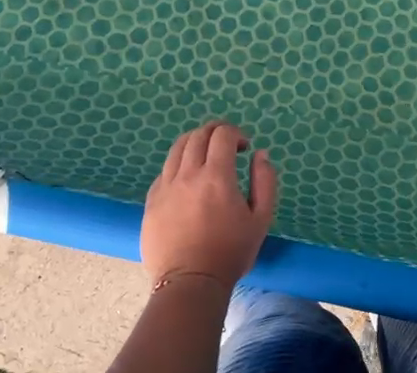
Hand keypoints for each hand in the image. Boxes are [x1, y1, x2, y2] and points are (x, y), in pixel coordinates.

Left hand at [141, 120, 278, 288]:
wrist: (190, 284)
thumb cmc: (230, 253)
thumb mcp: (261, 219)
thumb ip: (265, 181)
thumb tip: (260, 154)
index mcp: (217, 176)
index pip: (222, 134)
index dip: (236, 133)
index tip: (243, 147)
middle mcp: (189, 174)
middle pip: (198, 135)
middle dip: (215, 132)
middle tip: (226, 145)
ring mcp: (166, 187)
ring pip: (177, 148)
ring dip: (194, 143)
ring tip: (204, 155)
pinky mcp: (151, 201)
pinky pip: (164, 171)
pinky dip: (178, 165)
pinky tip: (186, 180)